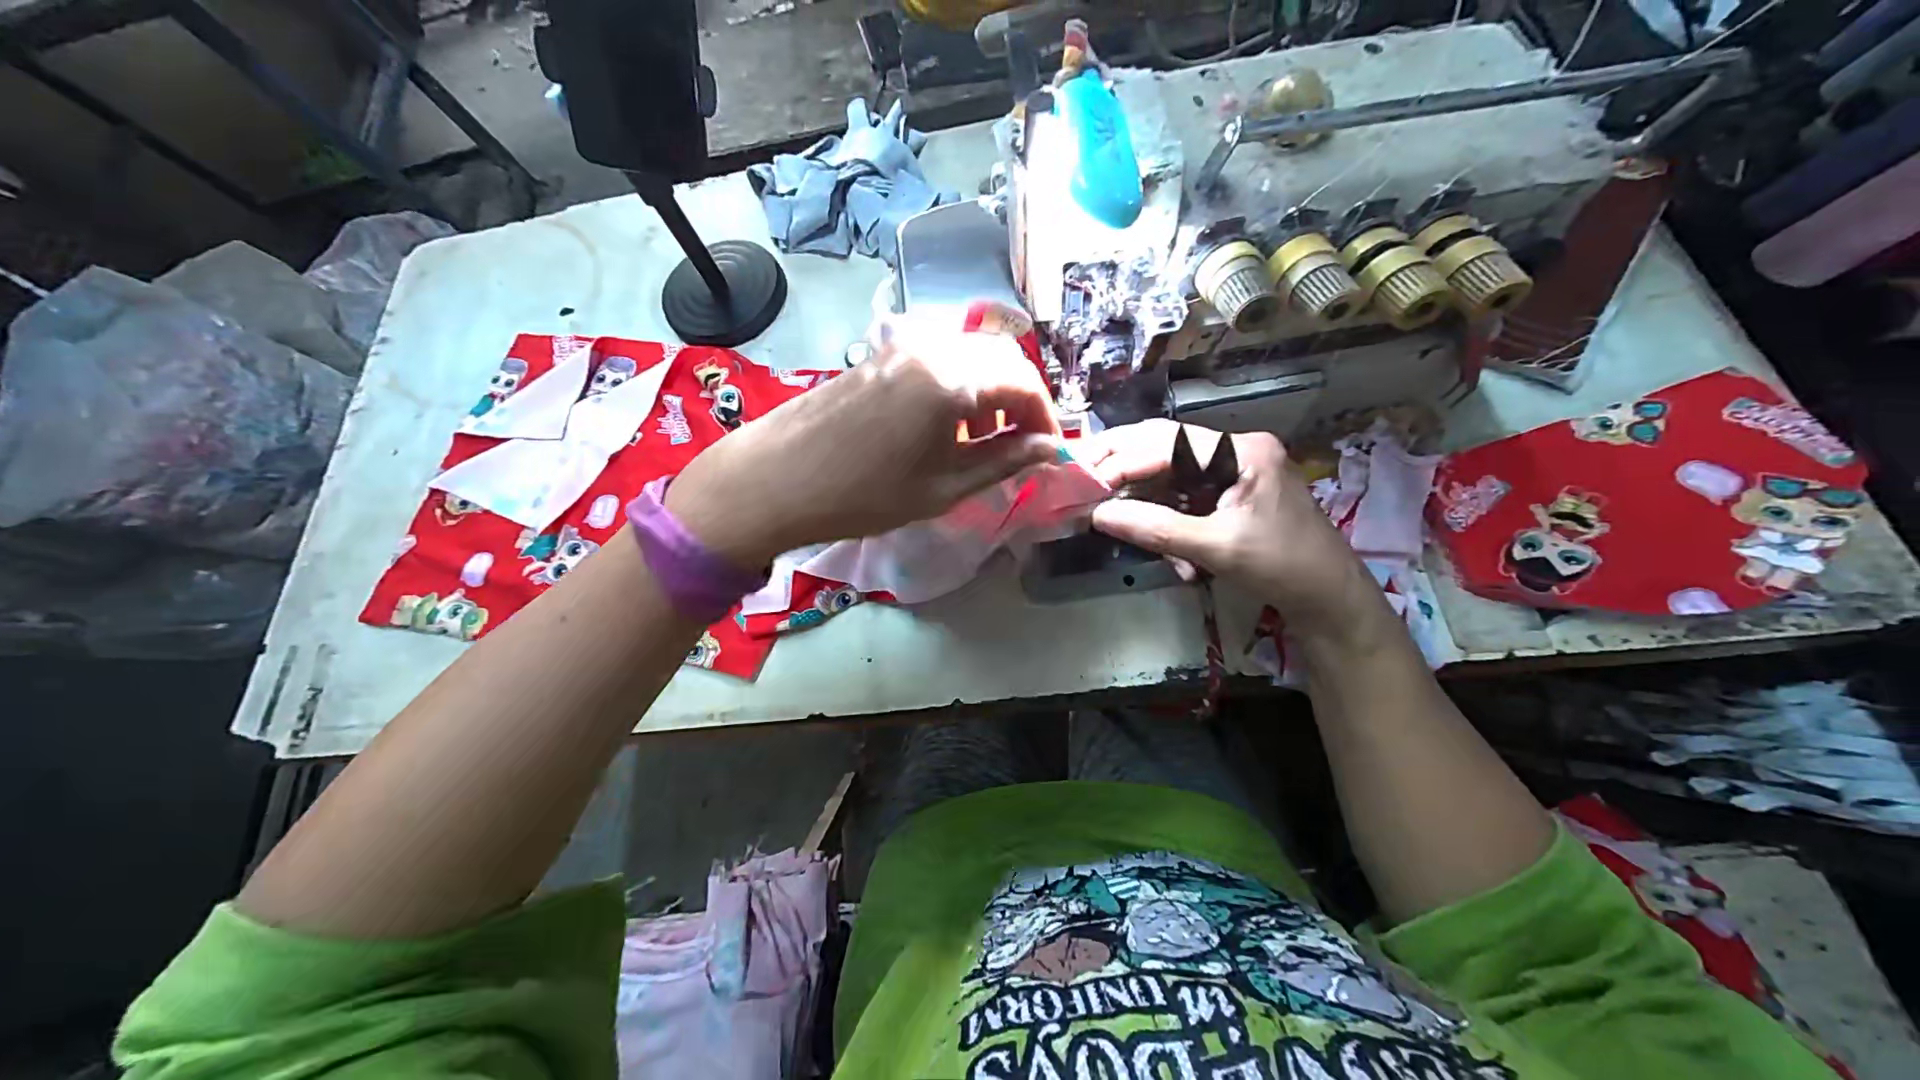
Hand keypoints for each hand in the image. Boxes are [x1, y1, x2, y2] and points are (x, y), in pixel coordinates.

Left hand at [665, 321, 1061, 567]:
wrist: (776, 479)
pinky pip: (939, 358)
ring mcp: (903, 346)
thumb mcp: (942, 488)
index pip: (1024, 383)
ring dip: (990, 391)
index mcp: (952, 380)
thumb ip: (1003, 462)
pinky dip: (959, 384)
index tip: (1049, 452)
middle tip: (1020, 445)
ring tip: (982, 439)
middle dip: (1021, 400)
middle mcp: (932, 348)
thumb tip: (1047, 450)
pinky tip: (946, 424)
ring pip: (970, 355)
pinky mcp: (881, 354)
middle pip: (1001, 359)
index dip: (1046, 418)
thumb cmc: (862, 495)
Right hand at [1083, 420, 1373, 634]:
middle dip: (1123, 469)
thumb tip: (1098, 516)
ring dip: (1148, 506)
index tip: (1085, 485)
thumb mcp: (1217, 548)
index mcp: (1240, 450)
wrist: (1330, 598)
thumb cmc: (1284, 566)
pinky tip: (1178, 561)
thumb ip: (1156, 529)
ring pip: (1169, 476)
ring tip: (1120, 525)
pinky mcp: (1228, 496)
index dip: (1122, 463)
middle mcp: (1234, 450)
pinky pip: (1183, 499)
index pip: (1166, 444)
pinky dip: (1169, 524)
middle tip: (1080, 480)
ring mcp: (1231, 473)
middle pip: (1163, 448)